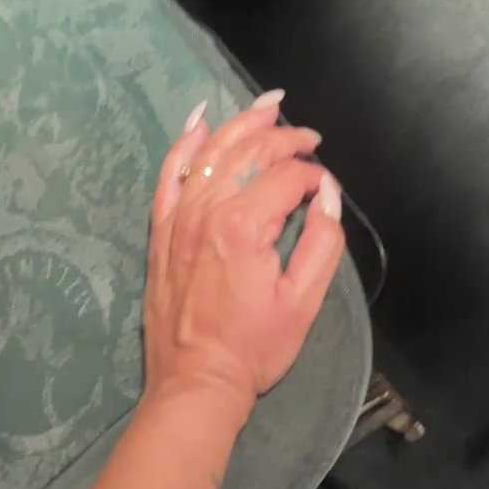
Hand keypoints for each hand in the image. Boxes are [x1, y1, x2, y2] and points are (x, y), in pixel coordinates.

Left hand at [144, 91, 344, 421]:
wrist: (196, 381)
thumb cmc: (255, 348)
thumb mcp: (304, 302)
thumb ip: (323, 241)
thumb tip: (327, 194)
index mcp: (245, 226)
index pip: (286, 177)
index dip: (312, 175)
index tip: (325, 187)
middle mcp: (206, 211)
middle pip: (247, 153)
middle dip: (283, 137)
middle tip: (307, 135)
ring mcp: (178, 219)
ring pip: (210, 154)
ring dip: (240, 124)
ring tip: (267, 107)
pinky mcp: (161, 232)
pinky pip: (169, 175)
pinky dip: (184, 145)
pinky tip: (199, 121)